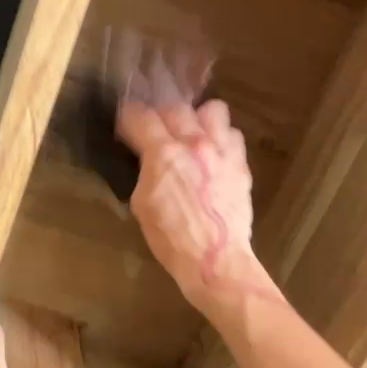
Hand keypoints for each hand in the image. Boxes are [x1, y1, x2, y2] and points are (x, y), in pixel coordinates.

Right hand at [117, 99, 273, 314]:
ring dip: (197, 119)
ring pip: (211, 110)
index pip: (140, 117)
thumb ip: (145, 173)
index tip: (125, 124)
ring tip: (191, 137)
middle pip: (175, 108)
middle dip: (161, 117)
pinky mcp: (241, 163)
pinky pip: (232, 134)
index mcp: (163, 154)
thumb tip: (148, 160)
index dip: (128, 118)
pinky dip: (220, 139)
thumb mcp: (142, 206)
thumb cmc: (171, 240)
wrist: (215, 259)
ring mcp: (222, 151)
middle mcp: (195, 143)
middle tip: (155, 132)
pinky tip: (212, 156)